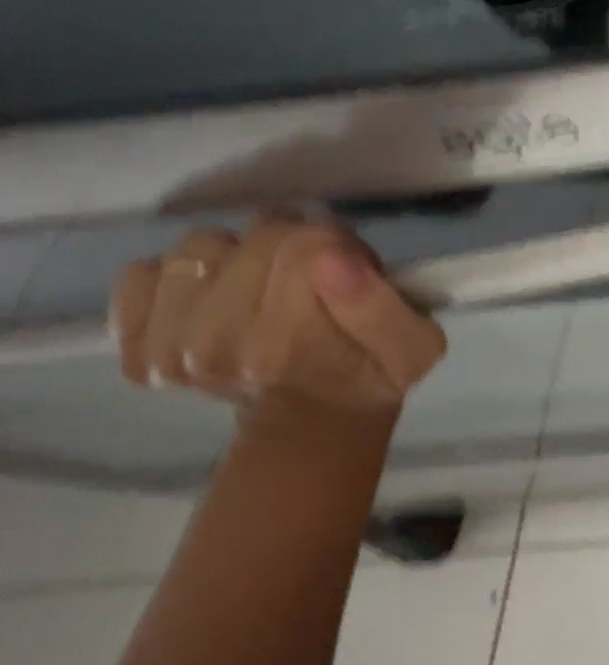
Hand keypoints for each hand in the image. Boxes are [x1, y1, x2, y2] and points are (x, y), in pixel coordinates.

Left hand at [111, 217, 447, 425]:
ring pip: (198, 249)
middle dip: (291, 244)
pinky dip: (178, 276)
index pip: (305, 246)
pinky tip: (213, 297)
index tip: (353, 266)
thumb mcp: (416, 345)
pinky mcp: (137, 352)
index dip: (337, 242)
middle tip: (313, 274)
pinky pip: (140, 277)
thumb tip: (332, 258)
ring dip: (236, 256)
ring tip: (264, 283)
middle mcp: (214, 346)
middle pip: (252, 241)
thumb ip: (382, 304)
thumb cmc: (373, 375)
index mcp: (285, 342)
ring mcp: (168, 351)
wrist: (313, 424)